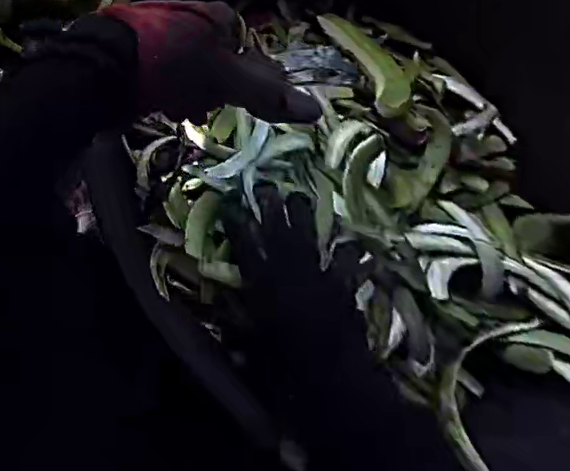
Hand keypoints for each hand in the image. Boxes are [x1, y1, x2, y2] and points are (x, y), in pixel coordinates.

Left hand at [97, 1, 319, 124]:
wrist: (103, 64)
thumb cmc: (170, 64)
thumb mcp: (223, 79)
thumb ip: (265, 94)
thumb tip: (317, 111)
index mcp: (214, 15)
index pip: (246, 44)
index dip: (249, 75)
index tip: (239, 99)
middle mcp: (188, 17)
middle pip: (217, 59)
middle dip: (214, 89)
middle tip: (204, 107)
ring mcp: (159, 31)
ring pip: (190, 70)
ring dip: (190, 94)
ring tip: (179, 110)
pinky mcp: (135, 49)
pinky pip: (163, 73)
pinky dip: (165, 91)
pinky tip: (159, 106)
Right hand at [225, 188, 445, 469]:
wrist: (337, 384)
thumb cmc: (286, 369)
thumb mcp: (250, 346)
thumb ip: (234, 320)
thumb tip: (218, 301)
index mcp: (261, 284)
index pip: (245, 244)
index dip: (237, 223)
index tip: (230, 205)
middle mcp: (288, 272)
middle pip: (277, 230)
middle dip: (270, 206)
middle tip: (266, 186)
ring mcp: (318, 276)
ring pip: (309, 237)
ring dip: (304, 216)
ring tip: (298, 195)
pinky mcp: (342, 288)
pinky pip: (346, 263)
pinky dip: (348, 252)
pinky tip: (351, 242)